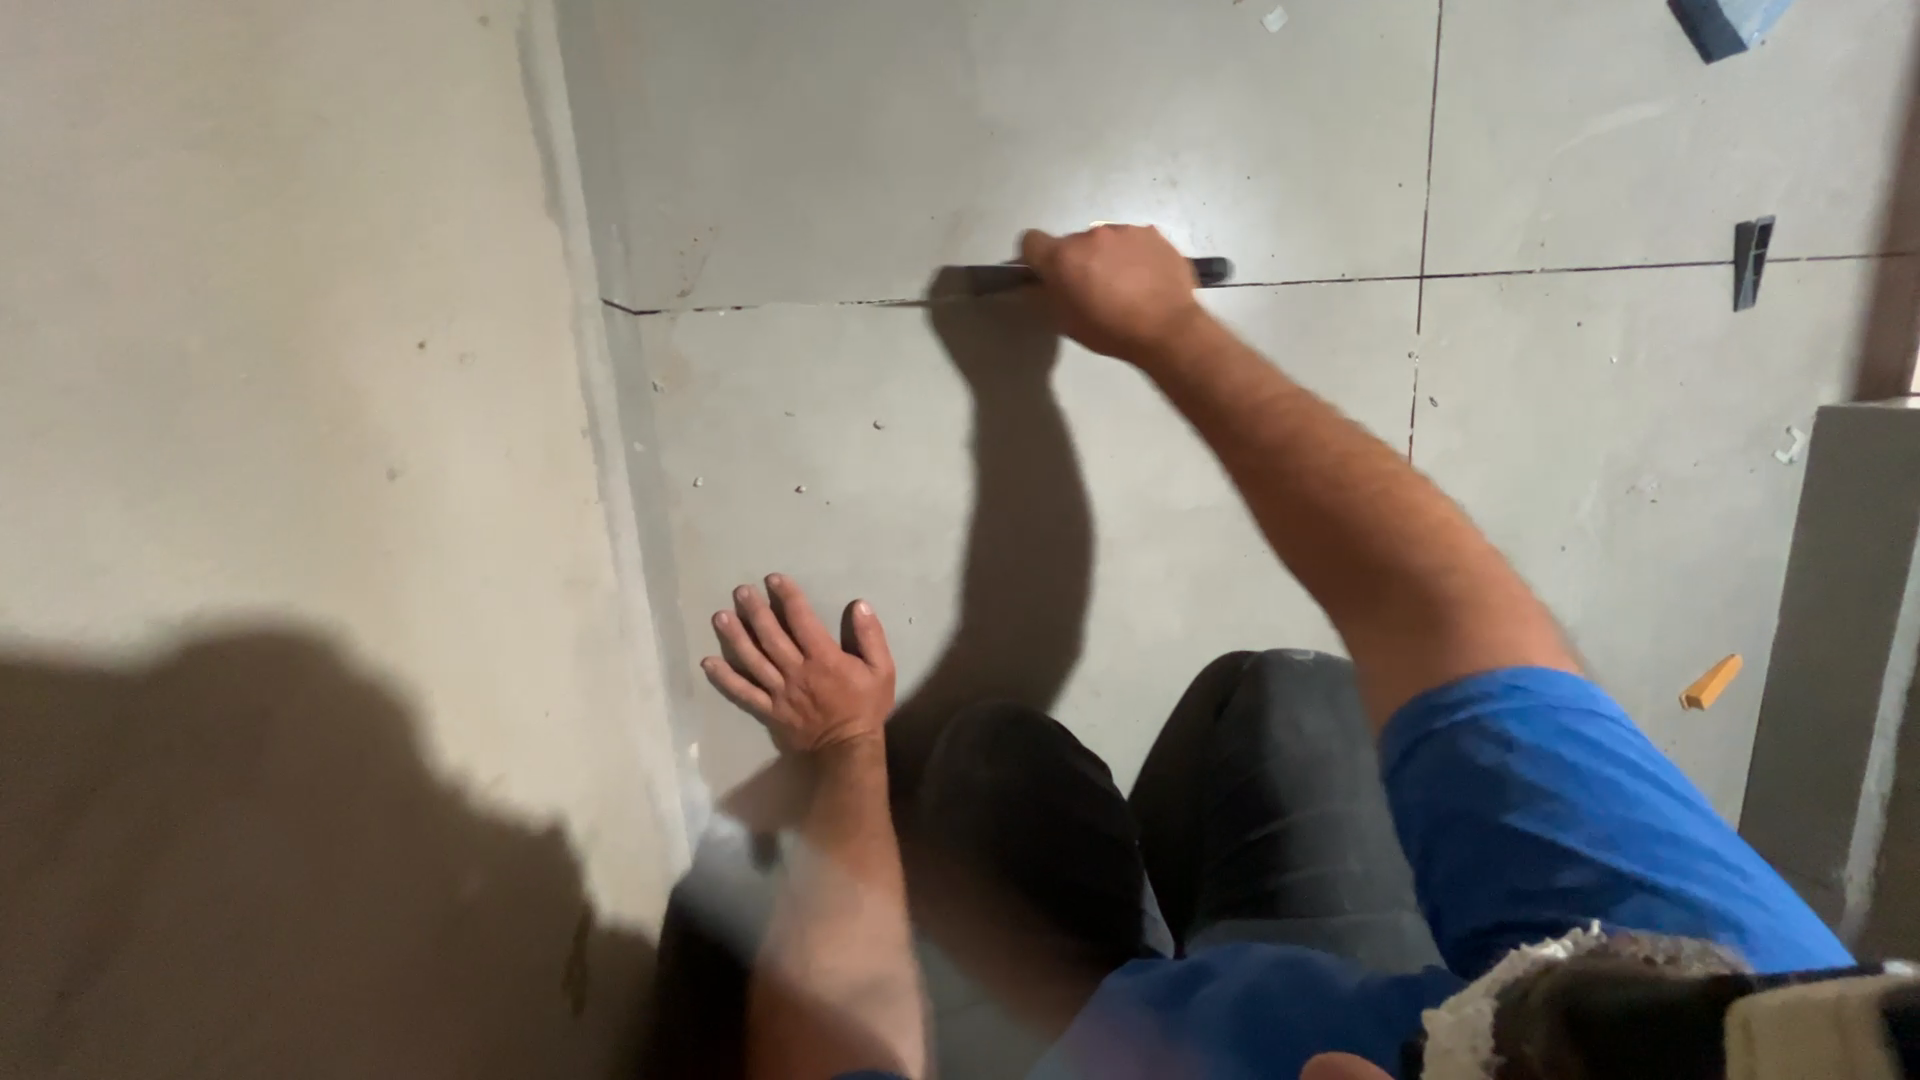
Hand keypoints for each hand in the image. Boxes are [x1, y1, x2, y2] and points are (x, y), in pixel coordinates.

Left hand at [702, 574, 895, 753]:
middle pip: (771, 636)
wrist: (848, 749)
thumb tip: (860, 605)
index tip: (774, 579)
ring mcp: (779, 692)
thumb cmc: (866, 707)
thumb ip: (871, 636)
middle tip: (740, 591)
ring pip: (753, 659)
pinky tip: (708, 663)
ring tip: (720, 616)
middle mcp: (796, 671)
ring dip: (735, 637)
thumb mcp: (882, 669)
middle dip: (755, 610)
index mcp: (824, 658)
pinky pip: (743, 693)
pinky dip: (725, 678)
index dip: (787, 597)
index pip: (802, 620)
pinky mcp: (769, 710)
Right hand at [1019, 225, 1210, 363]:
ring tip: (1124, 285)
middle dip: (1076, 261)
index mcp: (1063, 257)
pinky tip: (1144, 279)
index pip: (1031, 241)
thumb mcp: (1067, 323)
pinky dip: (1132, 255)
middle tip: (1092, 289)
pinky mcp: (1151, 233)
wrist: (1167, 328)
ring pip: (1103, 241)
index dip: (1035, 258)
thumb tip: (1037, 284)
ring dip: (1105, 257)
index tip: (1046, 274)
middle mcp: (1090, 235)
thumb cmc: (1110, 331)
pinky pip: (1131, 241)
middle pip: (1071, 243)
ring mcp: (1124, 231)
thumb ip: (1046, 296)